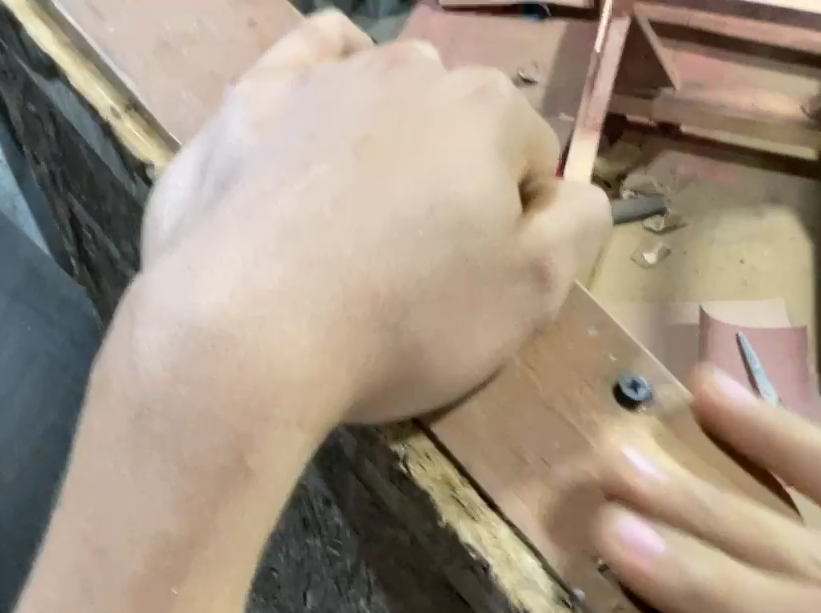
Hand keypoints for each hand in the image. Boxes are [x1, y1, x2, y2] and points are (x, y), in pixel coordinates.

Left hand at [137, 11, 609, 423]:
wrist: (247, 337)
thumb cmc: (402, 323)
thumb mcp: (528, 298)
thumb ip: (577, 230)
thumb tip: (571, 195)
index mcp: (487, 112)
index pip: (531, 165)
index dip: (514, 231)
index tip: (476, 287)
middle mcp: (406, 73)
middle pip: (458, 129)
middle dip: (453, 186)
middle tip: (415, 270)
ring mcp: (316, 83)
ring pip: (381, 103)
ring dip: (387, 151)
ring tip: (357, 226)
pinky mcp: (243, 109)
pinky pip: (300, 66)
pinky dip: (319, 88)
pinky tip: (315, 122)